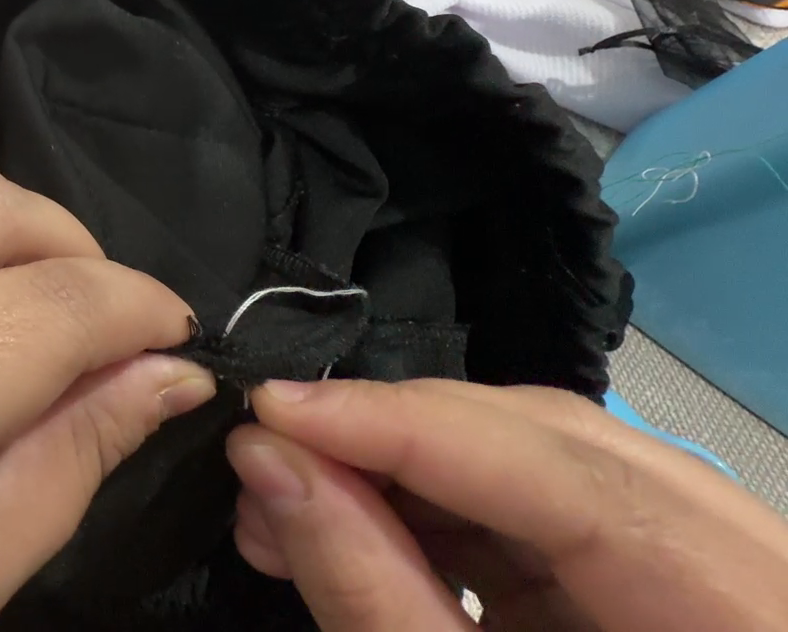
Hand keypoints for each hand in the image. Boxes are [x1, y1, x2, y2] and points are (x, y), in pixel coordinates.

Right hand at [226, 378, 787, 630]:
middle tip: (275, 445)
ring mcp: (722, 580)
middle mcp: (773, 590)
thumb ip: (365, 588)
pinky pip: (526, 502)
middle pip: (564, 446)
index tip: (274, 408)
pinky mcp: (651, 585)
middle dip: (396, 433)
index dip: (411, 429)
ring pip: (538, 457)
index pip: (582, 486)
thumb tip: (262, 454)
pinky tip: (343, 514)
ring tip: (287, 490)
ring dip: (394, 464)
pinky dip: (420, 500)